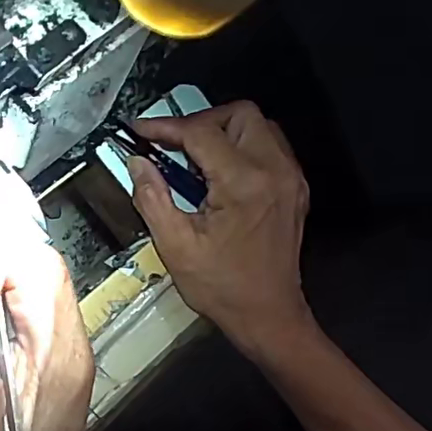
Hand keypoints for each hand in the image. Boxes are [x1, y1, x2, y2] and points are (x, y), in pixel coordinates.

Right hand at [126, 101, 313, 354]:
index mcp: (244, 184)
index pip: (201, 133)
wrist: (267, 315)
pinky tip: (214, 174)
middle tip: (169, 144)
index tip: (137, 131)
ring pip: (258, 126)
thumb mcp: (173, 244)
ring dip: (221, 132)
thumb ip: (152, 196)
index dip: (164, 127)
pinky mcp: (294, 189)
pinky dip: (238, 147)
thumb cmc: (218, 285)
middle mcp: (275, 171)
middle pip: (240, 115)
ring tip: (189, 158)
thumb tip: (137, 161)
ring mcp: (290, 179)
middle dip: (199, 122)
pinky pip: (268, 147)